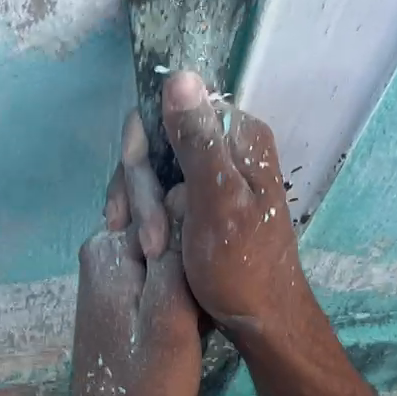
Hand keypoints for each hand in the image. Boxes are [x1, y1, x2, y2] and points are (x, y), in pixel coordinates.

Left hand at [61, 112, 204, 395]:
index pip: (136, 183)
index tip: (172, 103)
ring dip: (155, 176)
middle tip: (174, 106)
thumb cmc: (142, 382)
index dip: (157, 146)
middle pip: (130, 186)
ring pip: (134, 207)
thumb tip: (190, 196)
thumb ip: (177, 258)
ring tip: (178, 140)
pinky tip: (181, 204)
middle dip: (152, 149)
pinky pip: (139, 229)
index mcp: (114, 251)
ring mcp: (106, 264)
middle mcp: (104, 247)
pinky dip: (159, 208)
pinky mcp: (114, 280)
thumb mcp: (170, 322)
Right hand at [160, 71, 309, 339]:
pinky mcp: (201, 192)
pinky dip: (145, 212)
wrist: (260, 320)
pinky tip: (142, 242)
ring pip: (152, 165)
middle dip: (142, 188)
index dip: (142, 150)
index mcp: (238, 135)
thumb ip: (197, 141)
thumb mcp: (217, 203)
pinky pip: (159, 186)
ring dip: (141, 206)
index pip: (169, 111)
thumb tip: (178, 75)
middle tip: (145, 239)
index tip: (135, 199)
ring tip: (147, 249)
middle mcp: (227, 143)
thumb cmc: (242, 267)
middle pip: (156, 139)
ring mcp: (213, 168)